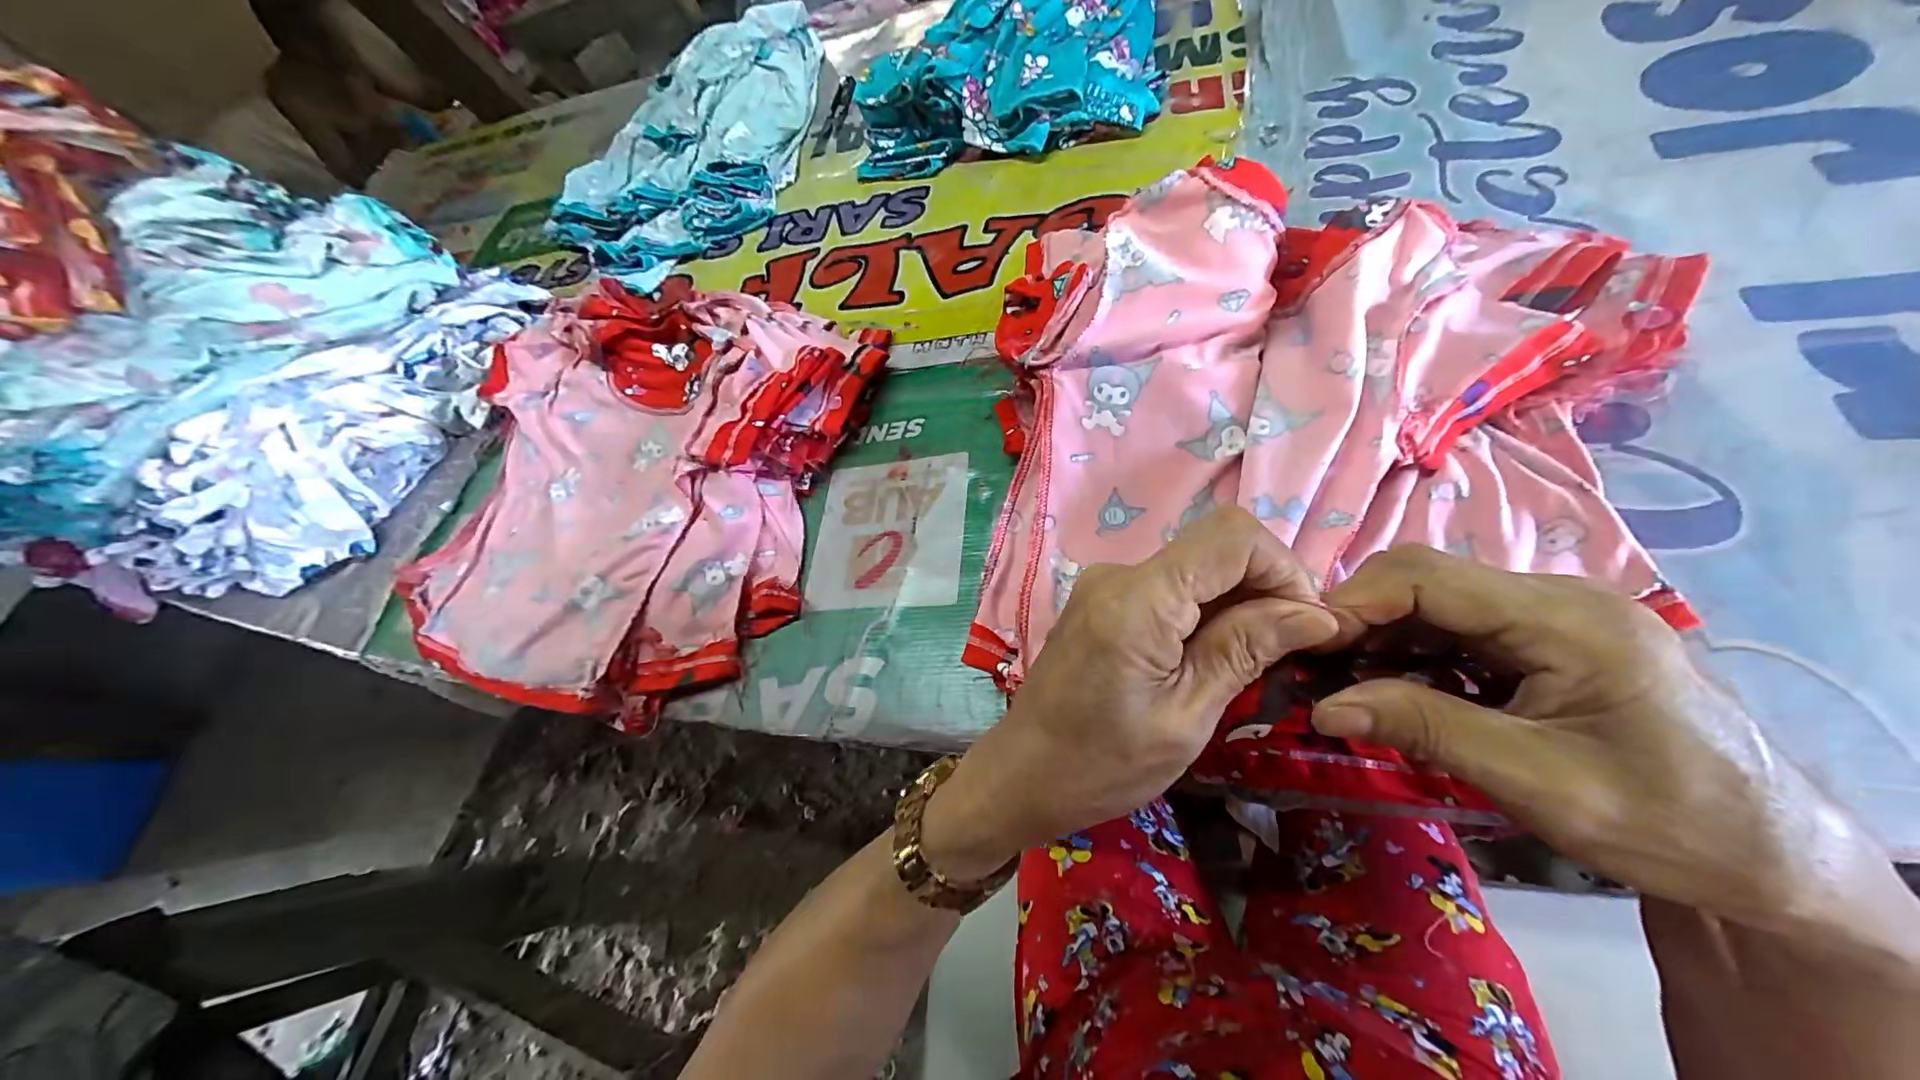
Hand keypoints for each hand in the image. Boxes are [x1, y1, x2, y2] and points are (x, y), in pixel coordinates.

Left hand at [921, 508, 1339, 878]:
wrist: (1021, 776)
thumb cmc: (1101, 765)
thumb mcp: (1186, 717)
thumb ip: (1244, 650)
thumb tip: (1316, 614)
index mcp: (1138, 598)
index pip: (1233, 535)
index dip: (1284, 570)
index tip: (1308, 627)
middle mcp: (1118, 573)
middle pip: (1215, 548)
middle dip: (1266, 589)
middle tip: (1289, 652)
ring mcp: (1105, 584)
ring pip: (1196, 568)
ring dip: (1237, 604)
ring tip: (1253, 663)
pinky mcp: (1101, 602)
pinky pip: (1169, 588)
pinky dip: (1203, 613)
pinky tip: (1211, 658)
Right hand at [1310, 544, 1914, 945]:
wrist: (1774, 862)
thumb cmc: (1669, 824)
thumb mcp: (1537, 782)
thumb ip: (1425, 729)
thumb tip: (1323, 708)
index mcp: (1566, 619)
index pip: (1426, 576)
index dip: (1352, 603)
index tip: (1304, 650)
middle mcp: (1556, 599)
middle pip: (1424, 579)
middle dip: (1358, 619)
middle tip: (1315, 671)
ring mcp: (1552, 617)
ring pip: (1434, 602)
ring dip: (1381, 639)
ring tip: (1345, 686)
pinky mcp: (1546, 641)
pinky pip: (1457, 629)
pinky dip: (1412, 655)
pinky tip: (1395, 691)